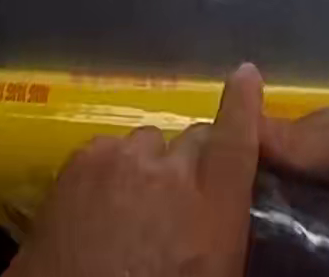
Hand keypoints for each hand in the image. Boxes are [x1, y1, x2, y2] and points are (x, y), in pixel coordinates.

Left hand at [4, 63, 263, 276]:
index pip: (236, 141)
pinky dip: (111, 168)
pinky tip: (99, 201)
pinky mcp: (83, 158)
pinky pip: (110, 148)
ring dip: (148, 165)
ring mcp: (123, 159)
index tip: (246, 73)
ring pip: (147, 143)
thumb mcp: (211, 274)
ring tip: (132, 203)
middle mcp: (170, 174)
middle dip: (191, 161)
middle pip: (191, 139)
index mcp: (211, 212)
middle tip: (176, 198)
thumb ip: (220, 226)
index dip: (243, 104)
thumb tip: (221, 204)